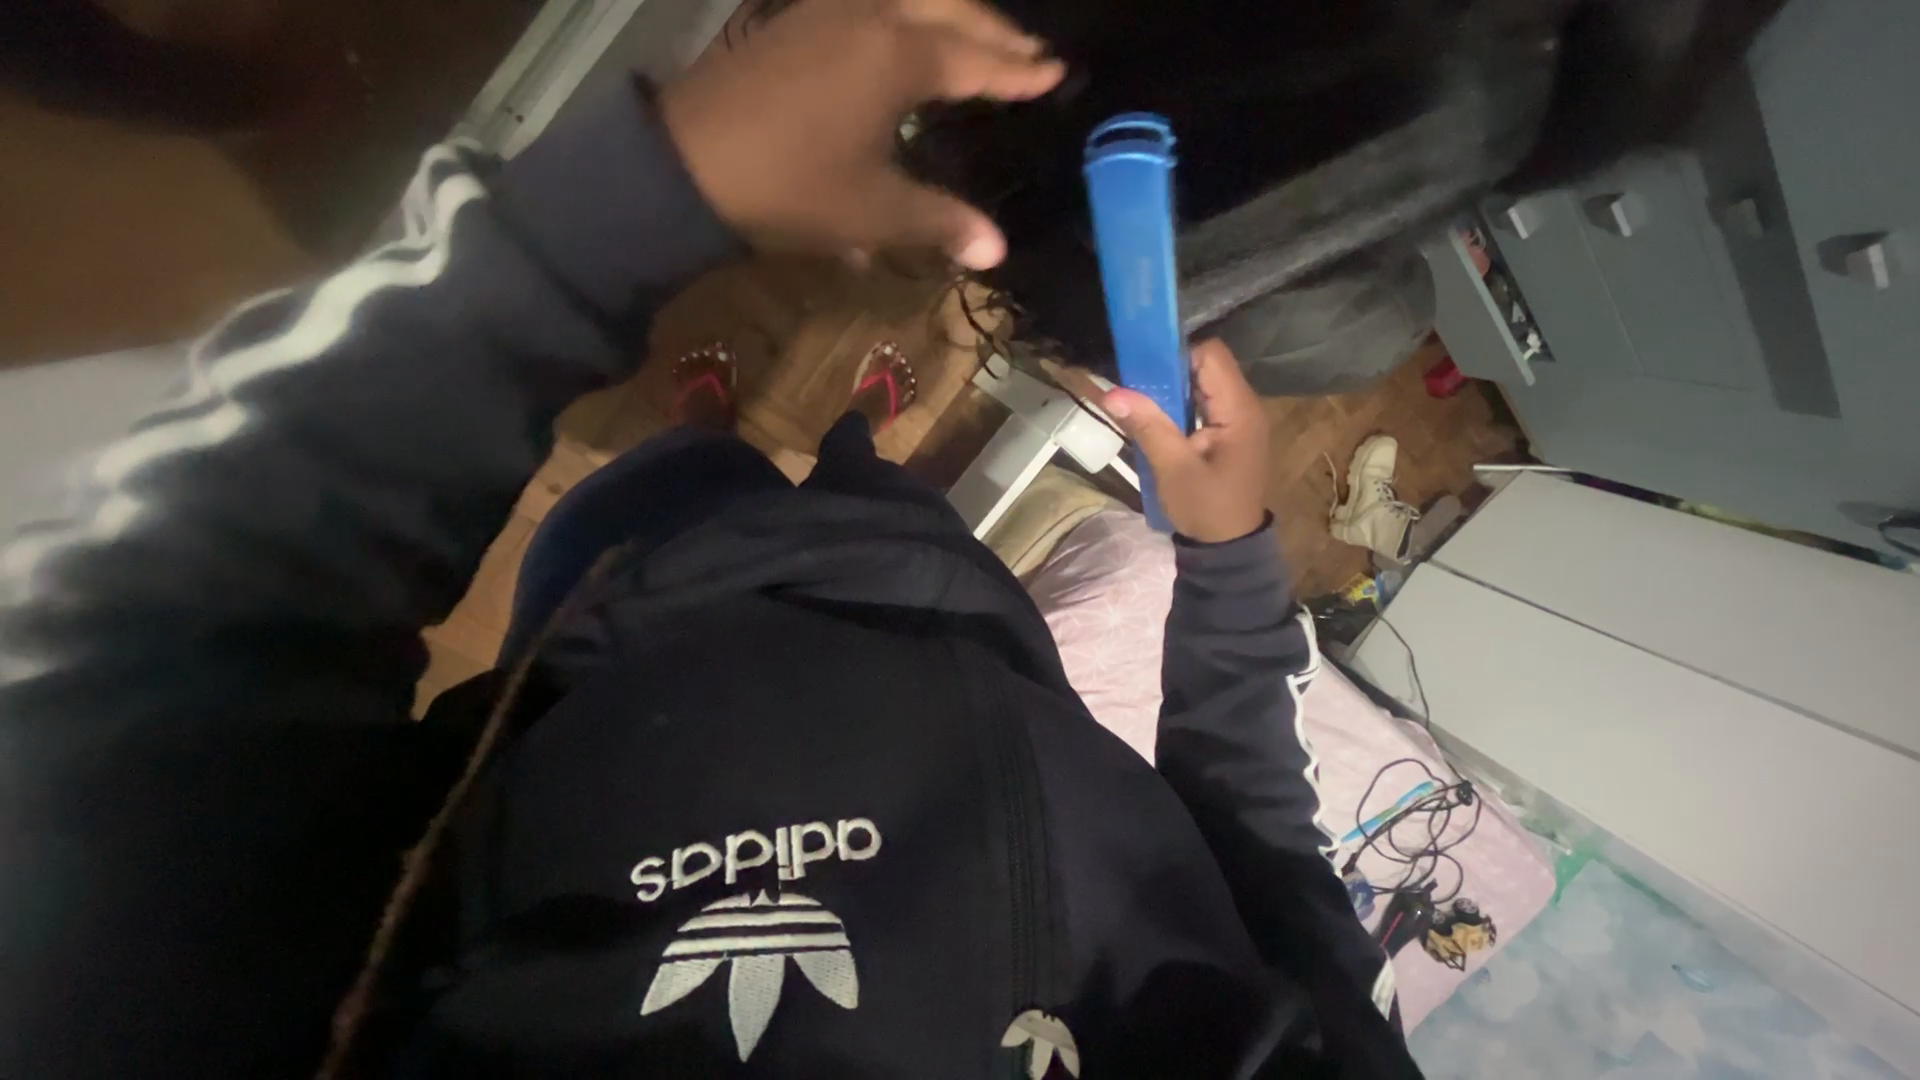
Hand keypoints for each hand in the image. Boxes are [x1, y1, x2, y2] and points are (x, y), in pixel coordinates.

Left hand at [659, 0, 1064, 268]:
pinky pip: (870, 1)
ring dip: (950, 12)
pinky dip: (905, 12)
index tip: (1054, 73)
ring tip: (976, 36)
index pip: (975, 60)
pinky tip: (903, 31)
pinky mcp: (796, 19)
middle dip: (994, 30)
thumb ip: (940, 222)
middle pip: (949, 9)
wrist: (687, 164)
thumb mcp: (874, 212)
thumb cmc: (792, 188)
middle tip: (1030, 50)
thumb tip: (997, 251)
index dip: (1017, 71)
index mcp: (898, 54)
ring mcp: (827, 8)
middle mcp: (869, 13)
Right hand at [1102, 340, 1270, 543]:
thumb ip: (1148, 425)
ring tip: (1142, 400)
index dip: (1177, 354)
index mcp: (1239, 410)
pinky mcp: (1229, 433)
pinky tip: (1158, 418)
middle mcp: (1245, 406)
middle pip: (1208, 366)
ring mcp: (1239, 420)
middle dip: (1170, 370)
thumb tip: (1112, 393)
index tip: (1144, 369)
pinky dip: (1180, 405)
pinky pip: (1204, 404)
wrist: (1228, 547)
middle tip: (1135, 384)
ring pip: (1204, 384)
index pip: (1211, 356)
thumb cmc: (1205, 508)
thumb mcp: (1173, 468)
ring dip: (1173, 389)